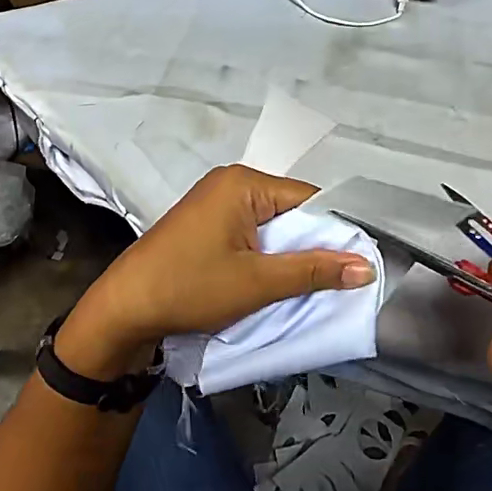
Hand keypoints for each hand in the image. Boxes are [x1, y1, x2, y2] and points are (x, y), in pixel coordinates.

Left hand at [56, 165, 375, 378]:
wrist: (125, 307)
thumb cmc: (189, 287)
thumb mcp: (257, 282)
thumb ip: (313, 271)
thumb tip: (366, 266)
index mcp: (243, 183)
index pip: (309, 199)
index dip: (338, 230)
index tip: (361, 263)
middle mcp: (231, 183)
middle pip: (291, 210)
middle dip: (313, 245)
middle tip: (340, 281)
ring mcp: (216, 202)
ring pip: (272, 225)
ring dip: (289, 253)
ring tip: (311, 285)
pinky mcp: (207, 223)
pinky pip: (251, 233)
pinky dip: (267, 255)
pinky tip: (276, 280)